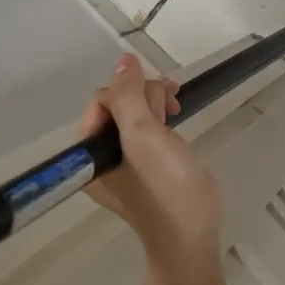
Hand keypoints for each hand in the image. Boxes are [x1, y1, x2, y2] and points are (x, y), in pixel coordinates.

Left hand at [76, 53, 220, 263]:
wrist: (193, 225)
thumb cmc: (162, 182)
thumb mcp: (141, 134)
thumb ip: (128, 95)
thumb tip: (124, 59)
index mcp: (91, 154)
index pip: (100, 102)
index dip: (126, 90)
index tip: (155, 94)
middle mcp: (103, 156)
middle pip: (118, 104)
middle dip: (145, 95)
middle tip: (170, 103)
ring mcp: (127, 159)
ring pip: (136, 111)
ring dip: (156, 100)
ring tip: (177, 106)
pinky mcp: (149, 160)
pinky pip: (148, 125)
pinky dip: (162, 113)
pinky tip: (177, 114)